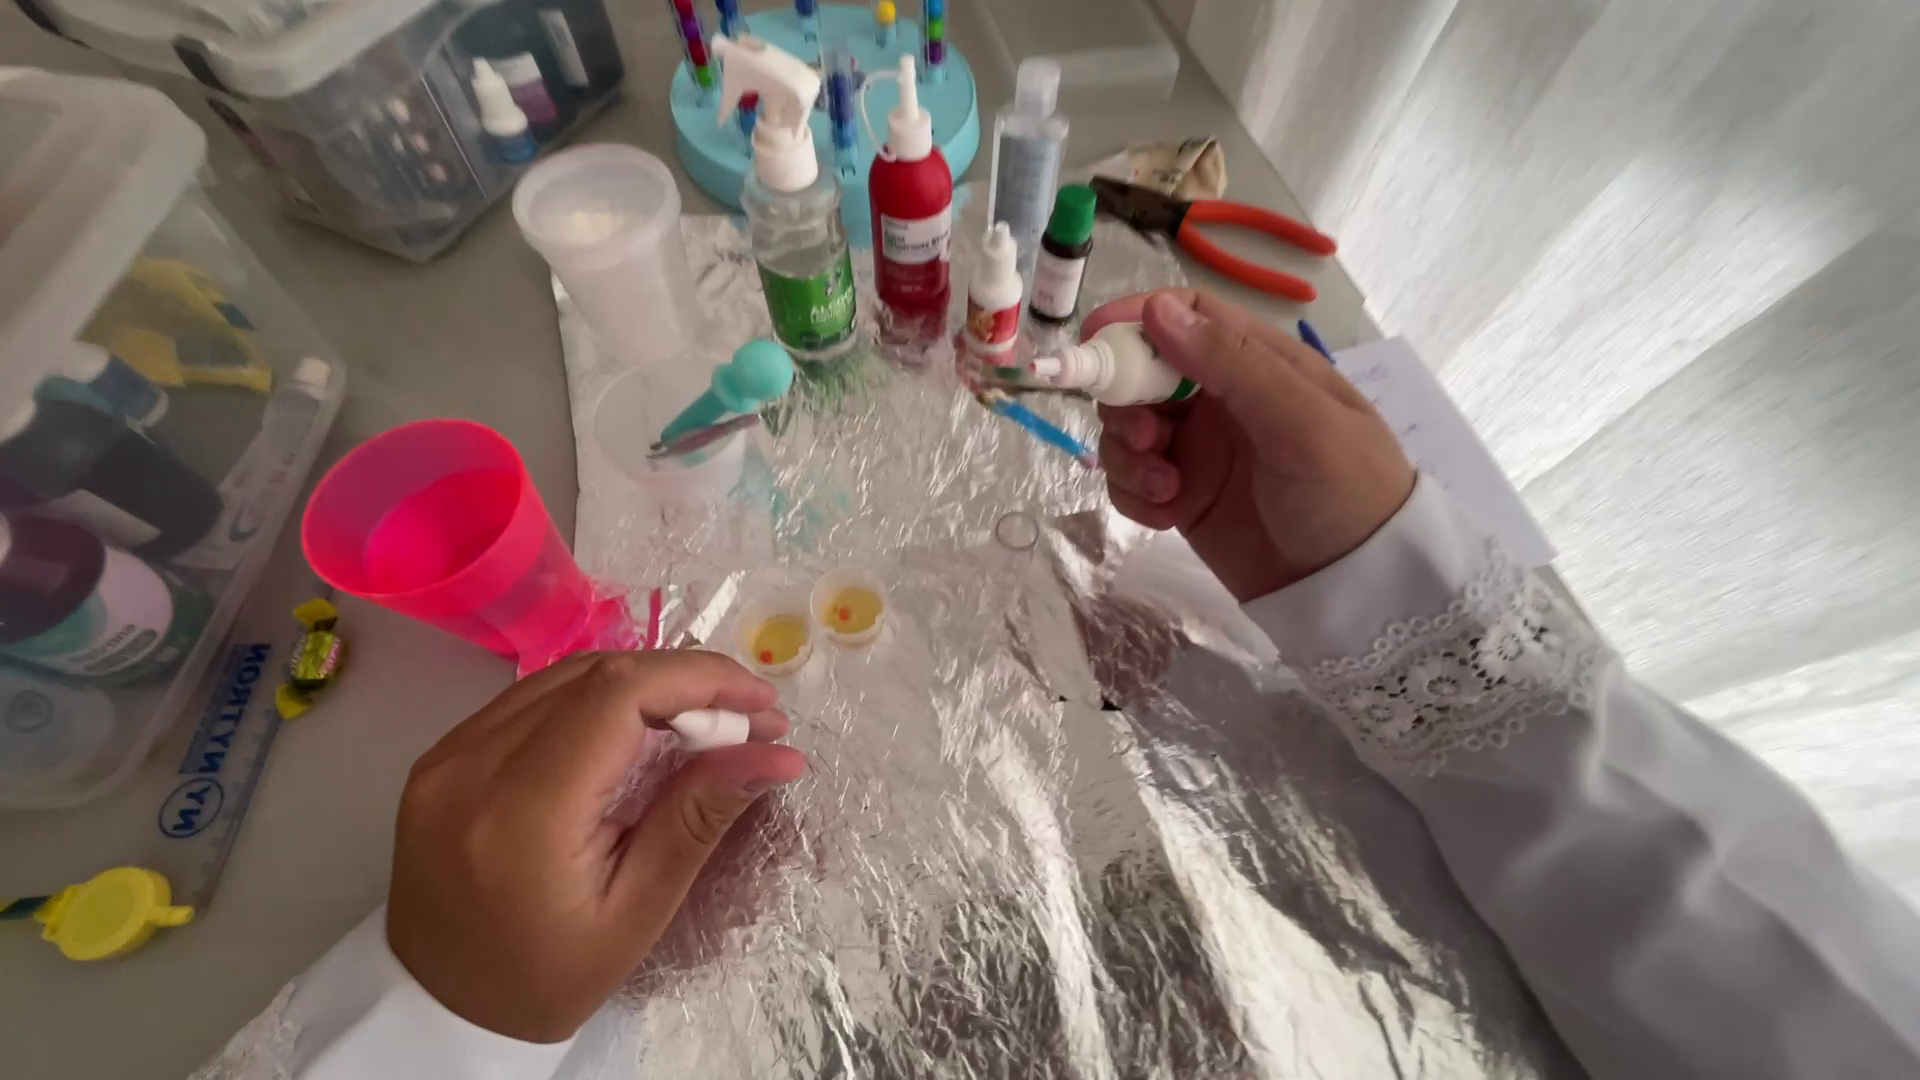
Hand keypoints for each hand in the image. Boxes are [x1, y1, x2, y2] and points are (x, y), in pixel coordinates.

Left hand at [387, 650, 805, 1042]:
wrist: (435, 1010)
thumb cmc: (547, 976)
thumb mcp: (639, 910)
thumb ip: (702, 816)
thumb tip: (782, 755)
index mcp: (521, 812)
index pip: (620, 694)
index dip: (701, 679)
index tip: (761, 705)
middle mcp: (471, 764)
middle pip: (602, 673)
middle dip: (688, 680)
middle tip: (747, 716)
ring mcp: (450, 751)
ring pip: (574, 672)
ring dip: (652, 682)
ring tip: (707, 717)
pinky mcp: (447, 750)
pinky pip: (543, 693)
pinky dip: (608, 694)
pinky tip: (644, 723)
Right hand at [1085, 290, 1415, 600]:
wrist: (1351, 588)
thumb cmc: (1344, 492)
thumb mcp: (1300, 421)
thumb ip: (1231, 365)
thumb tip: (1156, 308)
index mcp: (1257, 364)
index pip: (1188, 316)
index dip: (1137, 320)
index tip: (1095, 340)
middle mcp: (1219, 400)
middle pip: (1142, 376)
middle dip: (1126, 404)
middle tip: (1146, 440)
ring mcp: (1196, 450)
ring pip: (1127, 431)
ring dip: (1127, 456)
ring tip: (1163, 490)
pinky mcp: (1179, 496)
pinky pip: (1130, 481)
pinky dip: (1133, 495)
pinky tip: (1165, 516)